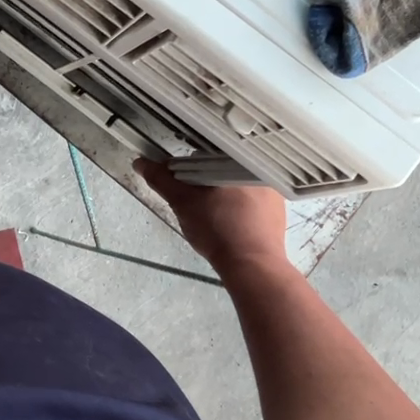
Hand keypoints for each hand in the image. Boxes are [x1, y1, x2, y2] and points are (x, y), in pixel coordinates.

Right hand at [134, 159, 290, 277]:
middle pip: (221, 168)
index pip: (204, 154)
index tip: (179, 184)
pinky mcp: (279, 209)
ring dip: (223, 192)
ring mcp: (272, 190)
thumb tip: (141, 162)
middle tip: (194, 202)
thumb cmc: (217, 228)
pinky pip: (253, 199)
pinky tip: (232, 221)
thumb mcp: (181, 202)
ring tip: (212, 214)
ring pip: (237, 183)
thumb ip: (161, 179)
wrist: (251, 264)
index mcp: (238, 161)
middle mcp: (259, 170)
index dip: (186, 168)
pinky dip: (241, 205)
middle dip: (205, 181)